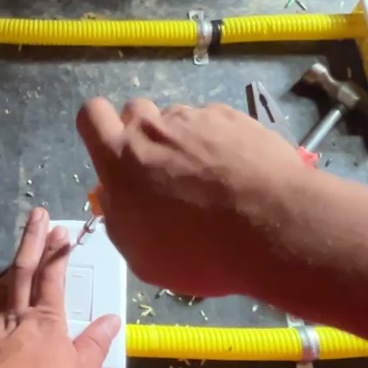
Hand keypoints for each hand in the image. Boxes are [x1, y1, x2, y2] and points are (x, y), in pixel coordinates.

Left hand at [0, 207, 120, 367]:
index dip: (58, 249)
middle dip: (33, 238)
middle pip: (23, 267)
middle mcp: (15, 313)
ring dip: (11, 268)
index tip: (62, 229)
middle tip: (38, 214)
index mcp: (46, 319)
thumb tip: (113, 319)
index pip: (54, 275)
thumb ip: (95, 345)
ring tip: (18, 258)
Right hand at [76, 96, 316, 298]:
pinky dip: (219, 143)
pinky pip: (215, 124)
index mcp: (121, 158)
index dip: (98, 126)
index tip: (112, 145)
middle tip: (162, 171)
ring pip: (178, 120)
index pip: (91, 115)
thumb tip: (116, 197)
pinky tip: (238, 174)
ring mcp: (196, 118)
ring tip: (210, 179)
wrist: (275, 229)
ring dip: (184, 142)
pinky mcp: (233, 117)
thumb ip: (119, 218)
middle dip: (143, 135)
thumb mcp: (141, 255)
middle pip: (136, 112)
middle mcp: (154, 128)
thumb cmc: (199, 251)